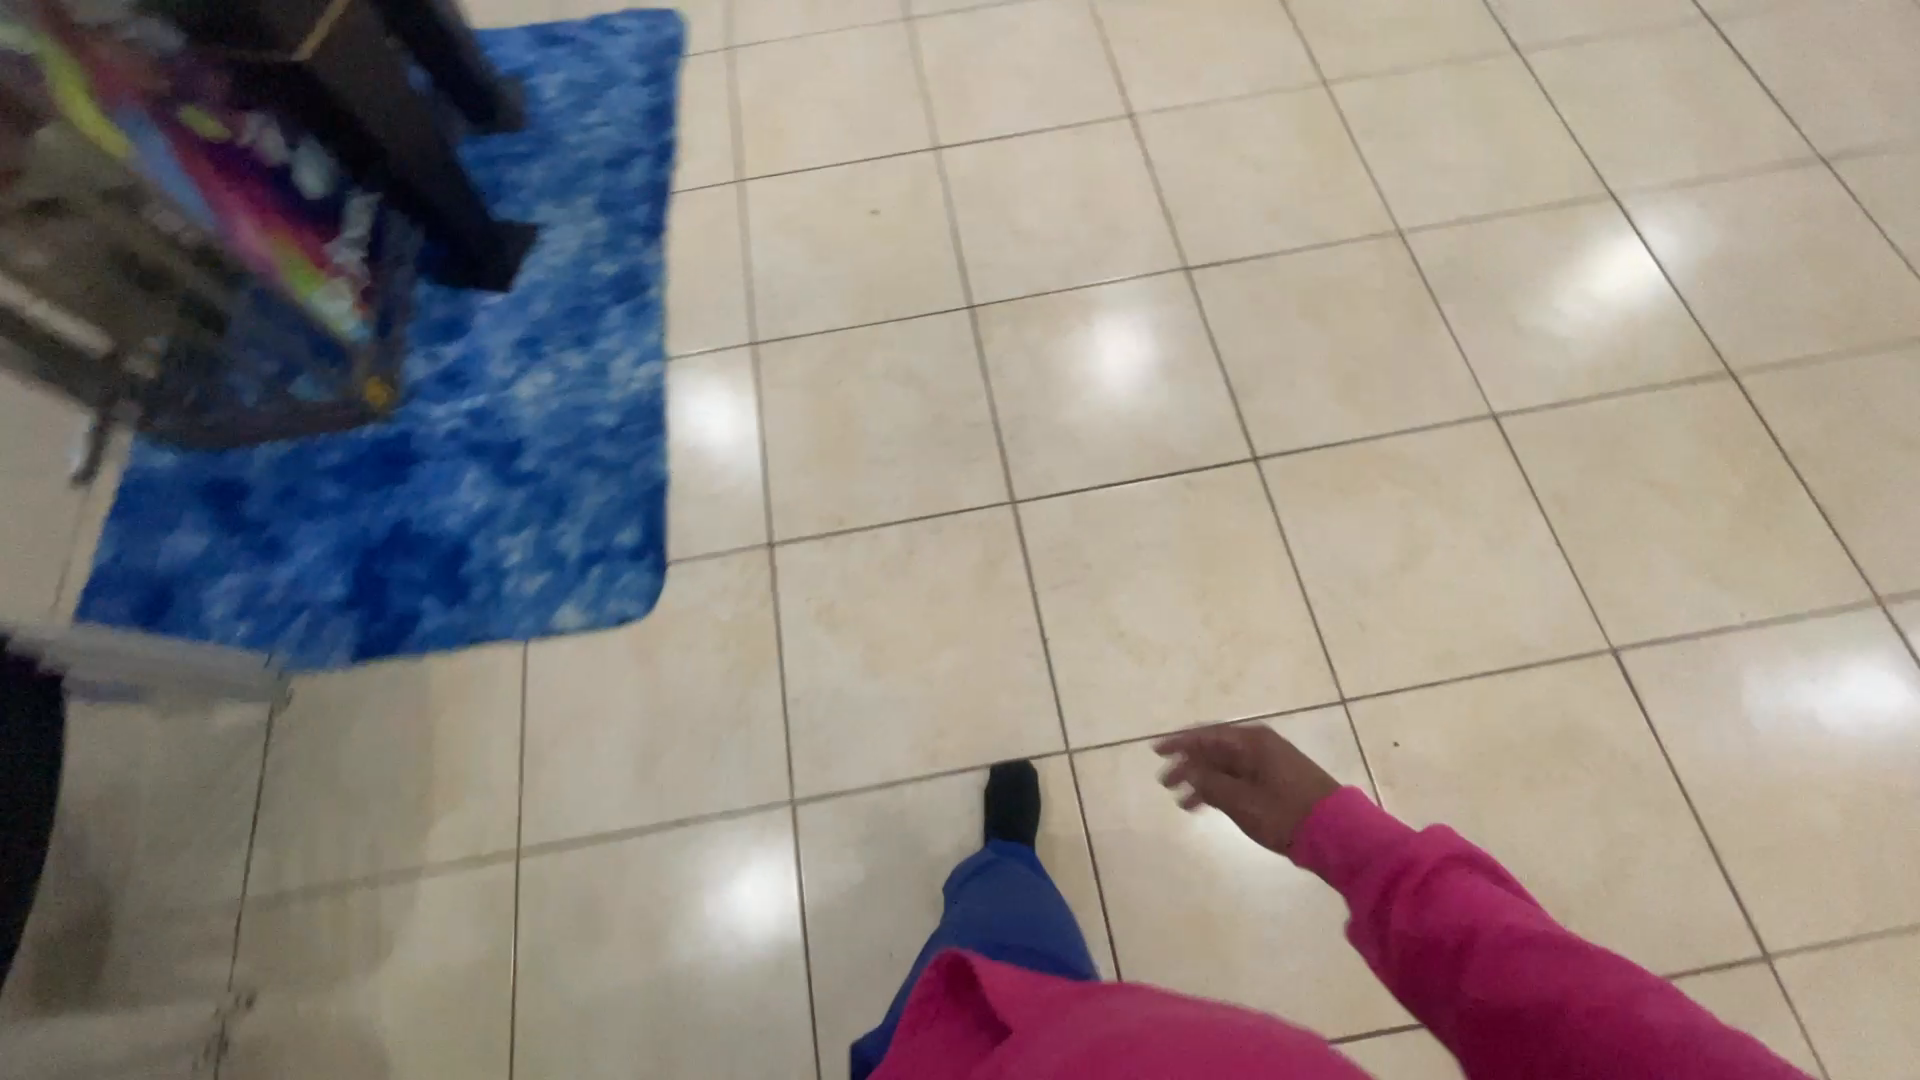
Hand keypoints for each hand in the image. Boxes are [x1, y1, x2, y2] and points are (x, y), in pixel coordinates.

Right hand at [1153, 724, 1341, 857]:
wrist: (1339, 835)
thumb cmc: (1286, 813)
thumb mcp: (1240, 800)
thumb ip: (1208, 782)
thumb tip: (1185, 768)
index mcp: (1251, 742)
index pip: (1205, 735)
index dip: (1178, 742)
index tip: (1155, 751)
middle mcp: (1259, 746)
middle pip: (1214, 749)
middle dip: (1187, 764)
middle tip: (1165, 782)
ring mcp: (1269, 764)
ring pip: (1224, 766)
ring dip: (1201, 779)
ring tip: (1181, 800)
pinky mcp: (1276, 782)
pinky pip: (1237, 778)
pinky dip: (1219, 788)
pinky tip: (1205, 805)